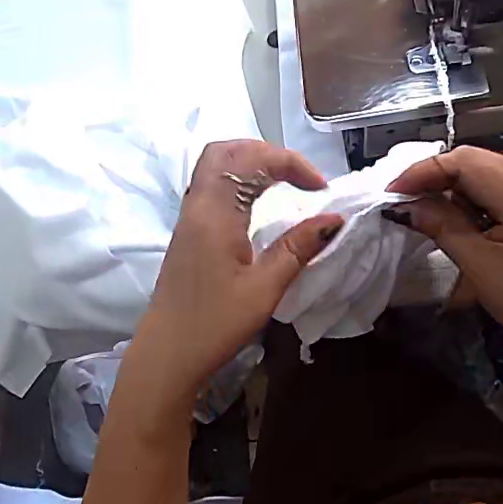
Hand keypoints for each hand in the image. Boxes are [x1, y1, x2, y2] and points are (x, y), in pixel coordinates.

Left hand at [128, 140, 342, 397]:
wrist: (168, 352)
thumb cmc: (215, 324)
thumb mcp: (264, 289)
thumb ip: (298, 248)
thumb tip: (334, 219)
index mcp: (215, 214)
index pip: (251, 160)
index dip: (290, 163)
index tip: (321, 188)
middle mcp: (197, 206)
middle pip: (226, 151)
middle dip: (268, 153)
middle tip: (300, 177)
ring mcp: (188, 218)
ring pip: (215, 166)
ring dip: (251, 163)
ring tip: (284, 183)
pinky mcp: (187, 232)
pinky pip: (211, 186)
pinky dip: (237, 180)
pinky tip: (257, 202)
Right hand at [388, 147, 502, 349]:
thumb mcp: (478, 264)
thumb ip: (441, 225)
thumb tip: (405, 205)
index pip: (468, 161)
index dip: (425, 170)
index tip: (394, 193)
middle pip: (477, 161)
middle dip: (434, 175)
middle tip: (402, 199)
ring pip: (485, 171)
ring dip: (449, 185)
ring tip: (421, 207)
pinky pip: (496, 187)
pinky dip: (467, 195)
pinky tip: (450, 214)